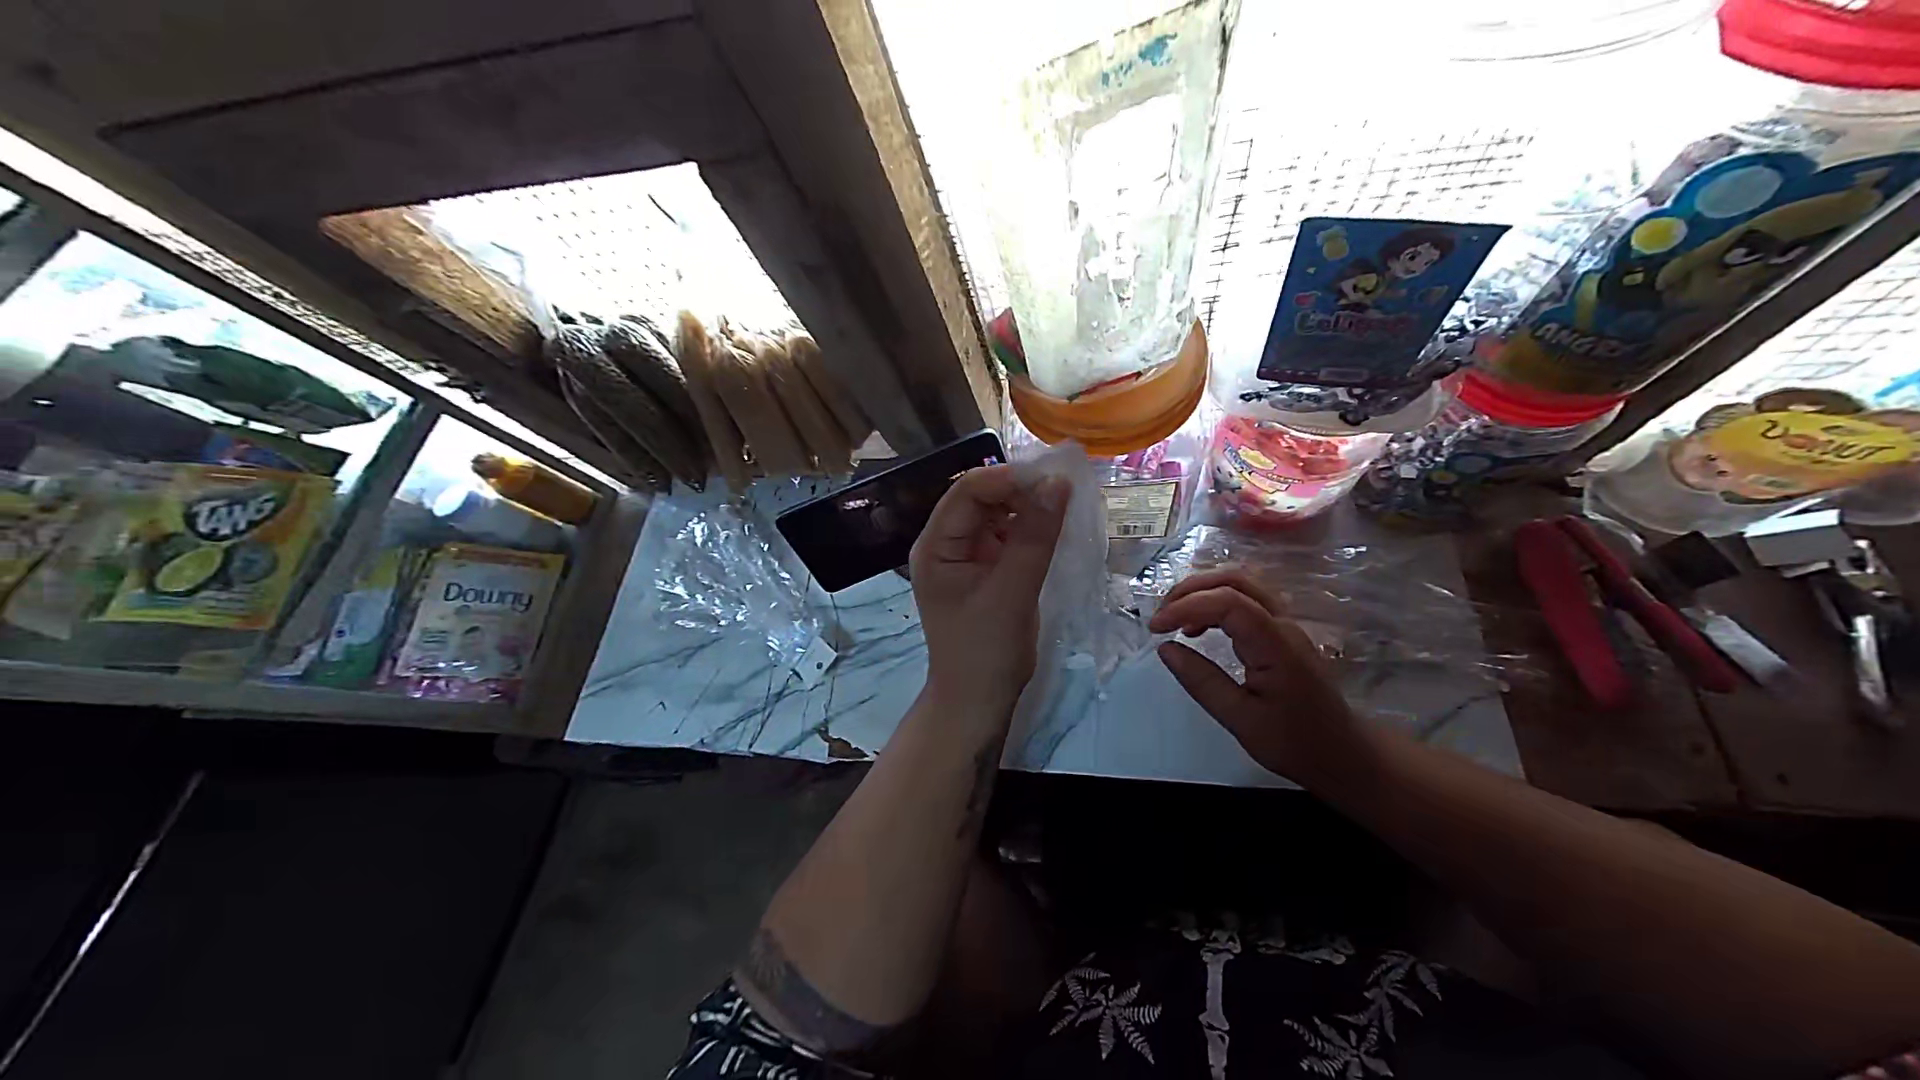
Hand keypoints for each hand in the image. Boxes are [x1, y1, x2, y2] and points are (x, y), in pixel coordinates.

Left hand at [909, 466, 1068, 711]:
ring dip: (1030, 508)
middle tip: (1067, 492)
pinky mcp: (986, 570)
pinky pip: (1009, 536)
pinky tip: (1056, 529)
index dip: (1010, 478)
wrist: (978, 700)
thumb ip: (1035, 536)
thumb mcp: (1013, 591)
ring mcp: (966, 556)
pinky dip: (1031, 530)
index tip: (1056, 479)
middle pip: (983, 498)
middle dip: (1022, 491)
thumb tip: (1059, 483)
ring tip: (1066, 506)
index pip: (968, 491)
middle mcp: (946, 543)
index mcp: (936, 545)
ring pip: (999, 514)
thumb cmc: (986, 650)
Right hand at [1149, 568, 1364, 781]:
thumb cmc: (1294, 742)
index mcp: (1276, 646)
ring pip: (1241, 585)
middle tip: (1161, 616)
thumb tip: (1165, 649)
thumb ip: (1202, 682)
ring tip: (1173, 619)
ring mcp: (1285, 625)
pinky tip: (1197, 629)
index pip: (1228, 603)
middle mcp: (1283, 625)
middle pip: (1236, 581)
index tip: (1156, 629)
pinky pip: (1246, 601)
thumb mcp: (1241, 721)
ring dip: (1202, 593)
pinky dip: (1214, 604)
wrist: (1343, 753)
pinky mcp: (1280, 632)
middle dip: (1191, 590)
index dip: (1187, 606)